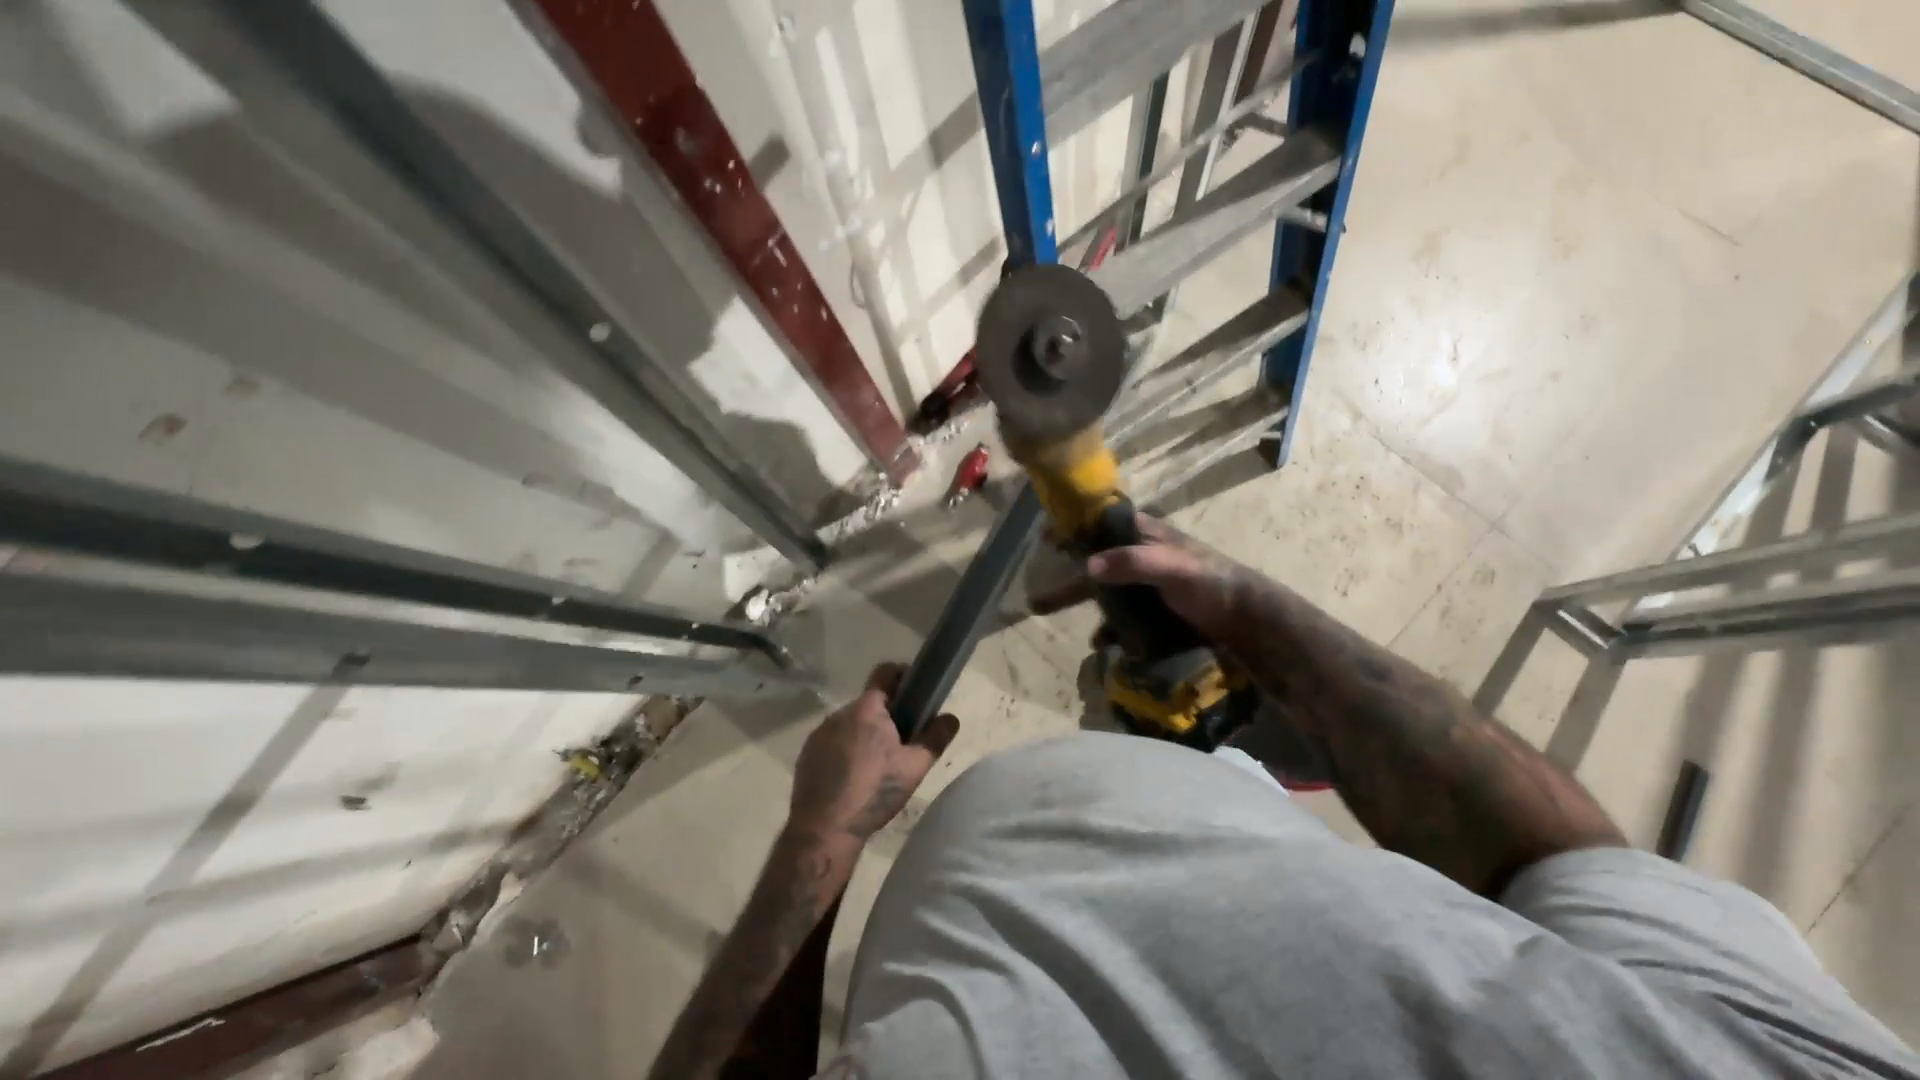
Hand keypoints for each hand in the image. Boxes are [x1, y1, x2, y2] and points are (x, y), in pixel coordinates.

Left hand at [789, 663, 960, 842]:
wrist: (825, 828)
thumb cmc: (875, 792)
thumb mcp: (915, 767)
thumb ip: (935, 738)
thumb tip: (951, 718)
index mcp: (866, 709)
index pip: (885, 673)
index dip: (903, 676)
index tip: (917, 693)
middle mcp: (839, 713)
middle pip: (869, 704)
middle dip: (887, 716)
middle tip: (903, 741)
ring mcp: (819, 734)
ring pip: (850, 724)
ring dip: (865, 734)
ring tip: (878, 765)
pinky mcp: (807, 755)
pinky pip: (833, 742)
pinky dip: (846, 751)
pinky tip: (854, 778)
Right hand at [1028, 514, 1246, 640]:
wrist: (1245, 619)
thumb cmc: (1210, 583)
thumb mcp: (1172, 567)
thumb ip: (1132, 563)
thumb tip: (1087, 567)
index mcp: (1145, 535)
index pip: (1101, 523)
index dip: (1072, 527)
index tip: (1043, 538)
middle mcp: (1141, 556)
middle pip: (1095, 563)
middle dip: (1067, 579)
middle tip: (1036, 599)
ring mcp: (1146, 585)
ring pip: (1106, 592)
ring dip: (1082, 605)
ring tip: (1059, 625)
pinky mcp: (1154, 610)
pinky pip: (1121, 617)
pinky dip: (1107, 629)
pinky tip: (1099, 644)